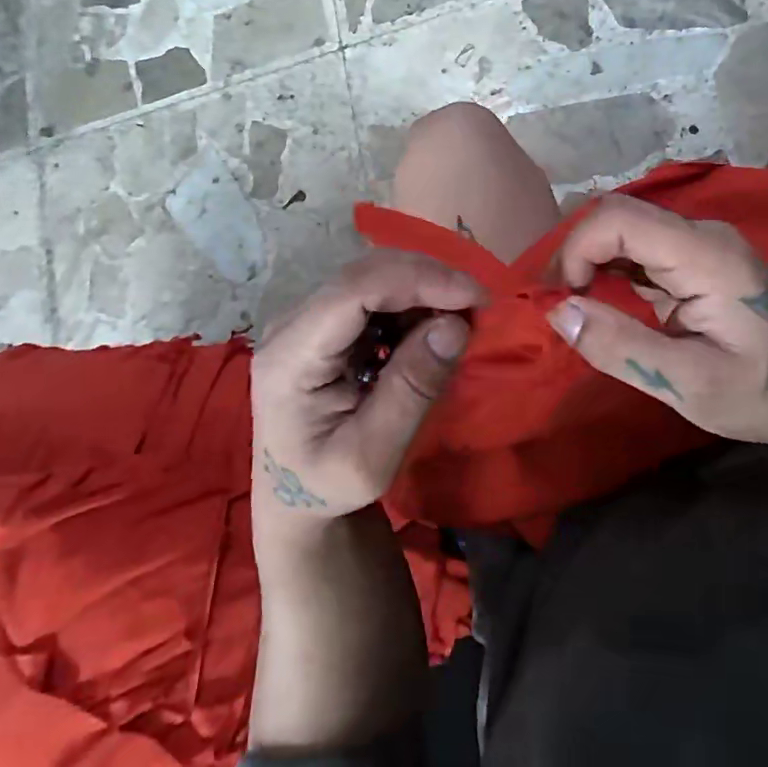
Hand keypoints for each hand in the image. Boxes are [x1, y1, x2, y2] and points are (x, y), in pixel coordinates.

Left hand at [251, 251, 483, 521]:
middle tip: (478, 308)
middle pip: (362, 274)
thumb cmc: (327, 484)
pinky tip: (430, 327)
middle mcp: (290, 324)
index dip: (418, 281)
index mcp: (289, 357)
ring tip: (460, 319)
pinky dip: (409, 301)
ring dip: (421, 288)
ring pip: (369, 276)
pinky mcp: (321, 322)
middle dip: (426, 280)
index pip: (353, 291)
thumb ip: (410, 391)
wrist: (293, 493)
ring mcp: (303, 318)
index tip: (476, 297)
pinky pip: (369, 293)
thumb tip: (455, 326)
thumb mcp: (372, 457)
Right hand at [546, 195, 767, 448]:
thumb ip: (621, 347)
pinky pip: (633, 243)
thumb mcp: (687, 385)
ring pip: (621, 224)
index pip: (620, 219)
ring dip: (586, 258)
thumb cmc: (758, 394)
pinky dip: (603, 264)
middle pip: (617, 214)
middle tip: (558, 301)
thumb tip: (556, 311)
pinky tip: (596, 296)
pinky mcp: (690, 254)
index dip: (577, 249)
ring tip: (571, 301)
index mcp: (707, 258)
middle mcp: (702, 234)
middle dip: (575, 252)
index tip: (564, 298)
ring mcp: (698, 241)